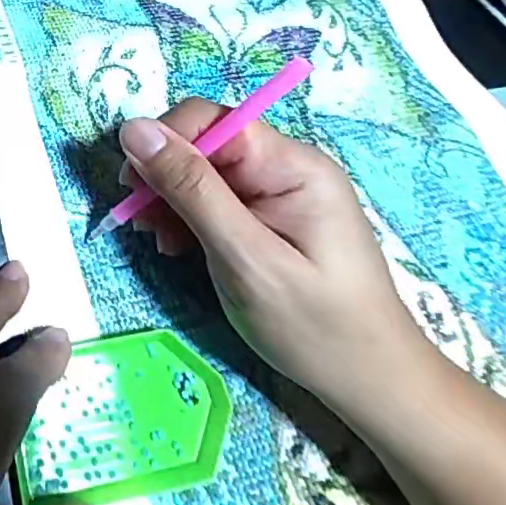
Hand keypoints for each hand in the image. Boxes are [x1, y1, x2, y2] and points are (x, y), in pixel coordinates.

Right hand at [119, 100, 421, 399]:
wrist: (373, 384)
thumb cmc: (314, 327)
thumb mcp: (244, 259)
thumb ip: (190, 189)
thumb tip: (134, 128)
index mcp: (290, 163)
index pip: (212, 120)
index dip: (164, 142)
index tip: (132, 187)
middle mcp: (285, 162)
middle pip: (205, 143)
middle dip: (165, 175)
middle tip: (142, 222)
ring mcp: (279, 187)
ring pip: (204, 170)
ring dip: (171, 199)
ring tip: (160, 240)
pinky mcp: (270, 211)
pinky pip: (217, 196)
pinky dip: (190, 216)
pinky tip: (178, 244)